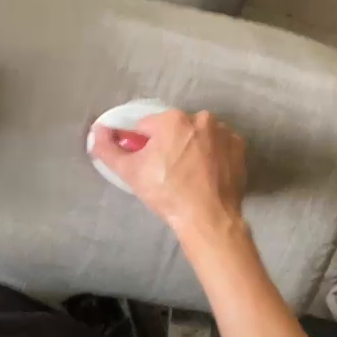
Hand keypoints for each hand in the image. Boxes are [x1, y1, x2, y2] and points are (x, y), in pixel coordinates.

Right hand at [91, 109, 247, 242]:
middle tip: (168, 174)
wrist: (208, 217)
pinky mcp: (239, 147)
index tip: (149, 167)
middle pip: (174, 129)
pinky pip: (219, 146)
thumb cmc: (167, 193)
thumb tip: (97, 130)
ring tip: (188, 177)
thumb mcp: (131, 172)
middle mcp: (200, 118)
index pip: (147, 128)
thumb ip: (108, 149)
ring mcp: (223, 132)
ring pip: (198, 136)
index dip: (144, 147)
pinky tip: (206, 176)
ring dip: (192, 149)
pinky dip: (212, 156)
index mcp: (172, 119)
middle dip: (169, 146)